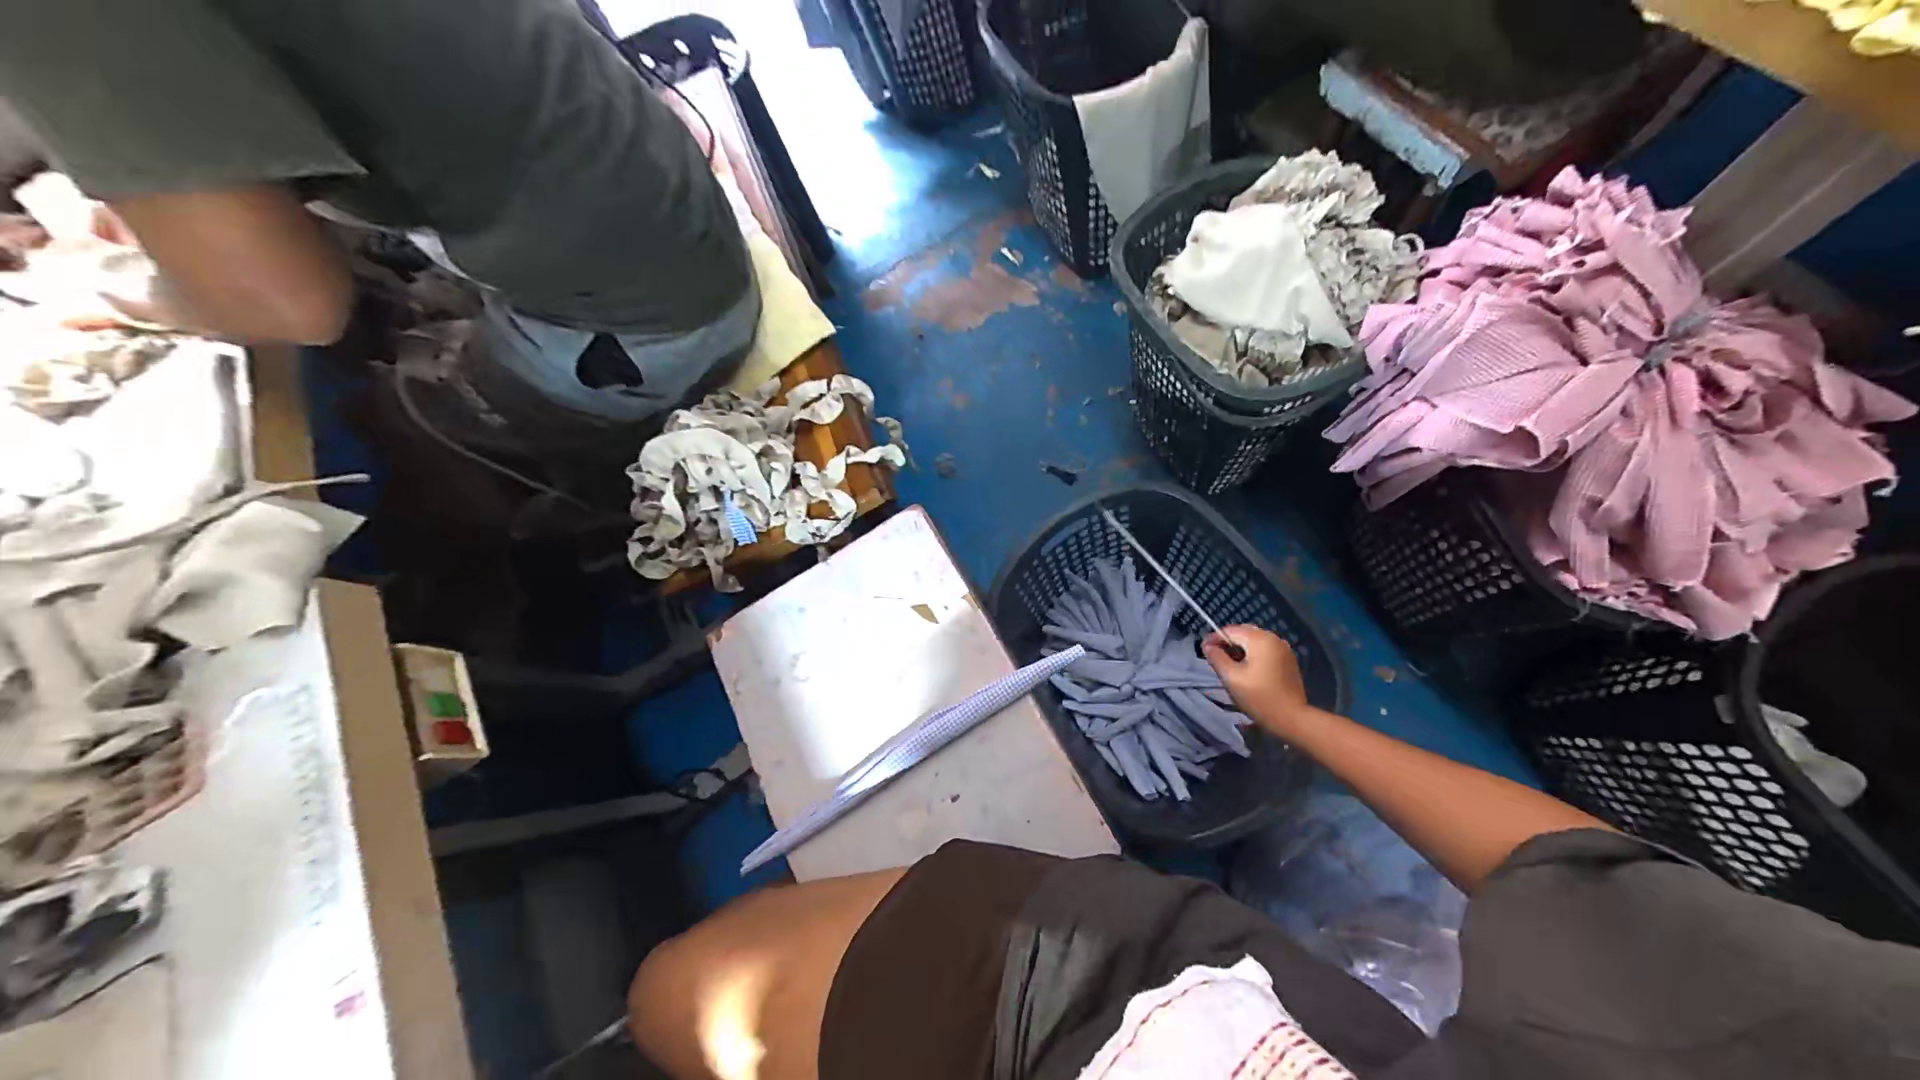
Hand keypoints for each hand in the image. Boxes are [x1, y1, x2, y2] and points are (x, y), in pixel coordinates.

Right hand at [1203, 625, 1309, 734]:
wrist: (1292, 718)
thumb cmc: (1259, 697)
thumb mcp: (1231, 678)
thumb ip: (1217, 658)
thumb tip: (1207, 646)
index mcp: (1260, 640)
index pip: (1231, 630)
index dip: (1215, 638)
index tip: (1204, 650)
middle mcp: (1274, 638)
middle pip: (1244, 632)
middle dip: (1228, 642)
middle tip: (1216, 657)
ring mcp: (1284, 648)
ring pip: (1255, 640)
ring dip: (1241, 647)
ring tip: (1230, 663)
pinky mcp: (1288, 659)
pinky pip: (1265, 648)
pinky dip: (1253, 653)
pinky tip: (1247, 667)